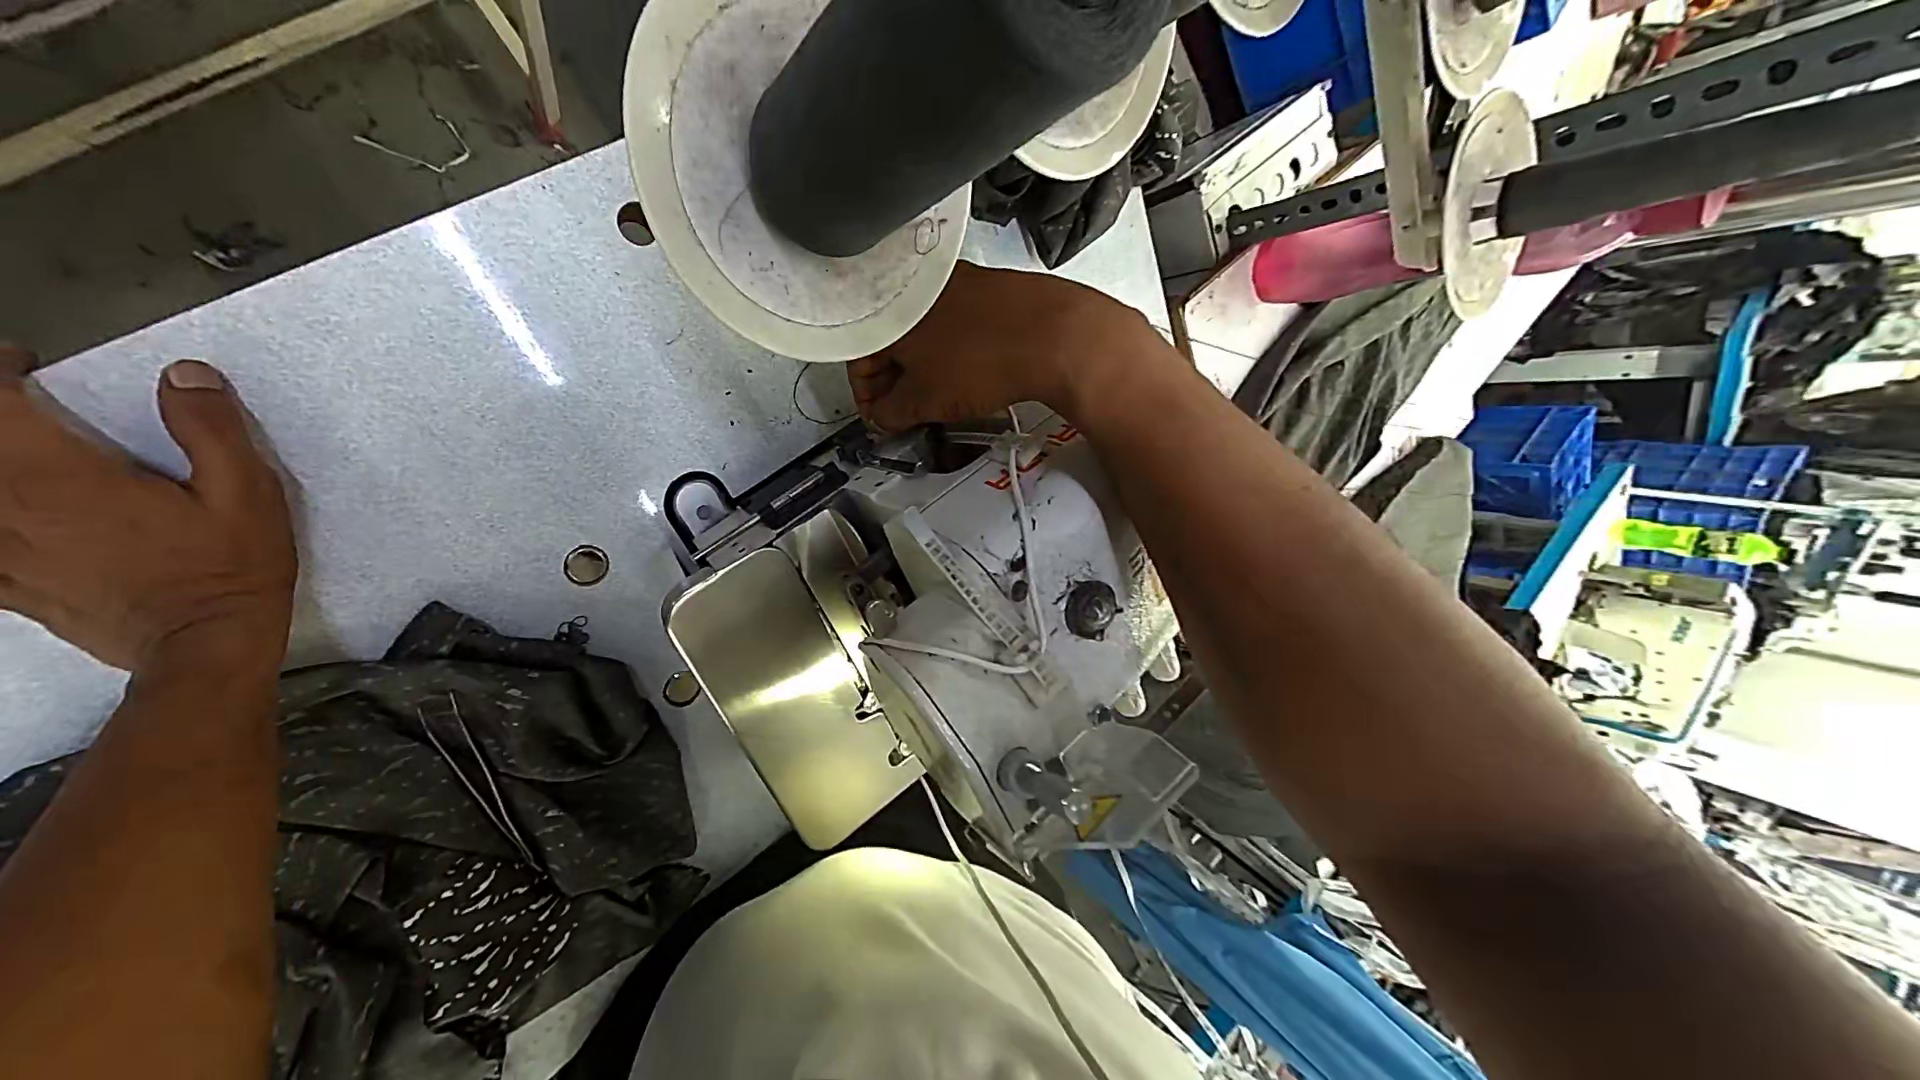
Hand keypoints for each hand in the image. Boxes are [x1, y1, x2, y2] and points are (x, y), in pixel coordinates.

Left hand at [0, 352, 295, 671]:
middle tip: (22, 409)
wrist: (207, 643)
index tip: (26, 365)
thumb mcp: (247, 493)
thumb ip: (211, 431)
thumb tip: (184, 373)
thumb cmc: (231, 565)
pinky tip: (18, 526)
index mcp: (62, 476)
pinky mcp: (7, 583)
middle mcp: (8, 506)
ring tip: (23, 462)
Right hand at [848, 261, 1157, 432]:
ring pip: (922, 332)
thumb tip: (885, 417)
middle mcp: (917, 289)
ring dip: (922, 368)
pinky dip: (950, 351)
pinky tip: (966, 375)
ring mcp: (953, 283)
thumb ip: (892, 413)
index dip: (866, 397)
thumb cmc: (986, 358)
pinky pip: (954, 324)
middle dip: (893, 383)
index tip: (881, 418)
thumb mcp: (926, 400)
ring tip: (939, 398)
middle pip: (890, 343)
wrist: (1053, 336)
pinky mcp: (985, 288)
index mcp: (890, 310)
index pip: (858, 358)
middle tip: (905, 413)